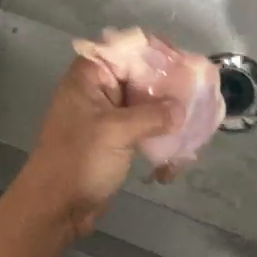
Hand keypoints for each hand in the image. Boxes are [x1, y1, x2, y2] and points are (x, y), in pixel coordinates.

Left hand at [10, 57, 179, 240]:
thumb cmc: (79, 160)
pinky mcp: (115, 138)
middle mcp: (98, 89)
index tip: (186, 62)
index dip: (156, 52)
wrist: (56, 207)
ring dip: (168, 113)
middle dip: (168, 85)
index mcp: (90, 75)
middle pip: (140, 75)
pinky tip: (179, 149)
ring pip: (144, 102)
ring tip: (196, 121)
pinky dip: (160, 134)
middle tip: (199, 93)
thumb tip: (182, 108)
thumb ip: (152, 115)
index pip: (127, 49)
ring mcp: (106, 115)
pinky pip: (143, 127)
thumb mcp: (116, 131)